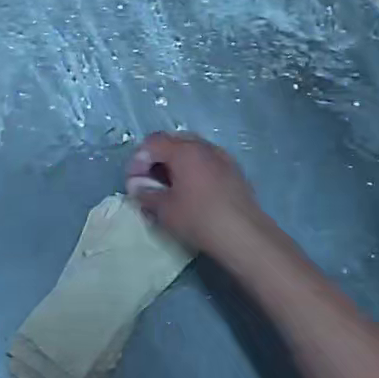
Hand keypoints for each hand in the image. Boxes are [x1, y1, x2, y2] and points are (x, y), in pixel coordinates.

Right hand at [126, 131, 278, 256]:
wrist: (245, 236)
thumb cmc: (198, 218)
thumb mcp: (163, 209)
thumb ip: (145, 193)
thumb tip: (137, 186)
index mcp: (184, 150)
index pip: (152, 143)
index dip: (137, 160)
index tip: (134, 182)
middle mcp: (204, 147)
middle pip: (172, 141)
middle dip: (156, 157)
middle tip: (149, 180)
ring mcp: (222, 157)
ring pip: (191, 149)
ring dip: (175, 162)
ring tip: (169, 185)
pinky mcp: (234, 171)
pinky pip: (206, 160)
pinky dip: (193, 168)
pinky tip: (191, 190)